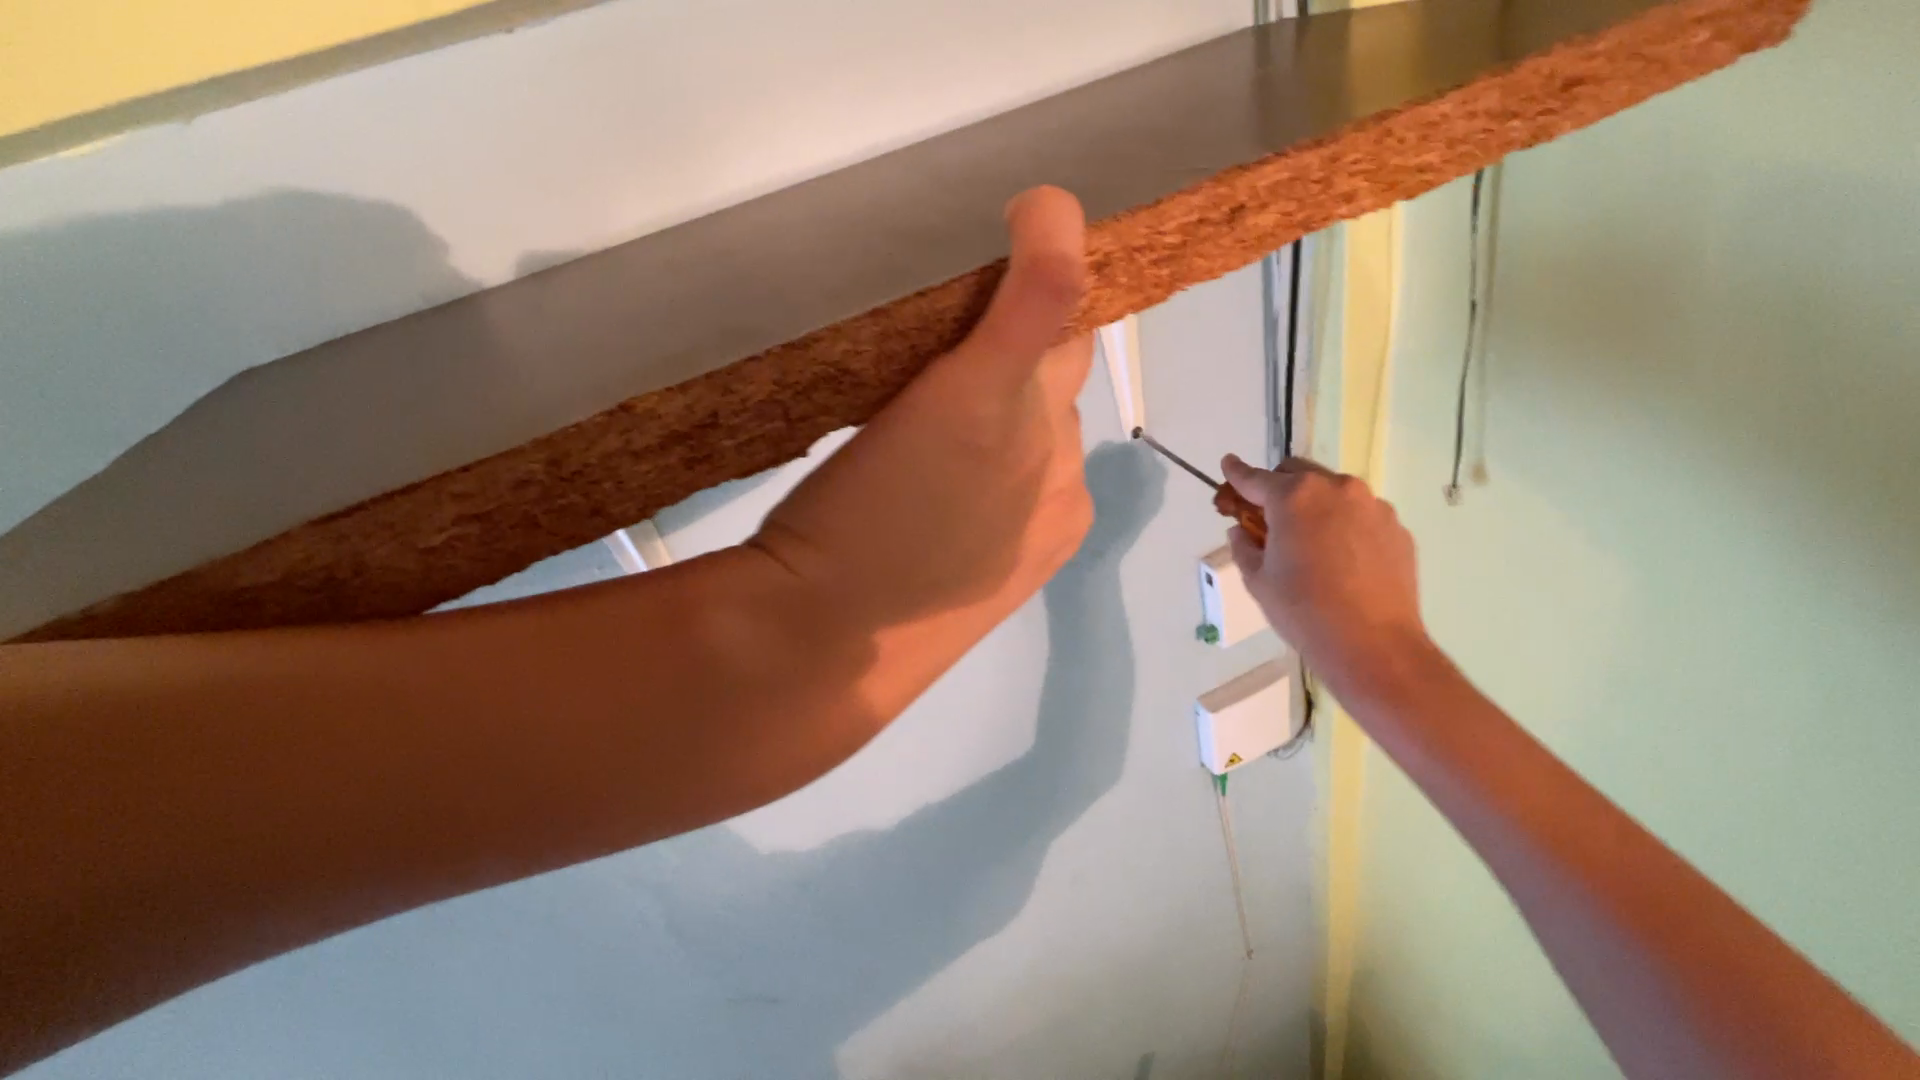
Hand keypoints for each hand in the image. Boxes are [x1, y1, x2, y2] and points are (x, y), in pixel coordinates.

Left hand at [751, 186, 1094, 653]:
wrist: (828, 635)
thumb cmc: (867, 610)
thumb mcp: (941, 561)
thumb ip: (969, 505)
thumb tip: (964, 464)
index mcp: (1061, 511)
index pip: (1062, 422)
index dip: (1033, 391)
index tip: (988, 373)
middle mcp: (1066, 464)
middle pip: (1063, 374)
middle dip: (1031, 350)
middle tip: (968, 330)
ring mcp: (1036, 428)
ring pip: (1044, 347)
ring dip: (1010, 322)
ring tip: (955, 308)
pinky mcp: (986, 392)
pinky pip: (1043, 301)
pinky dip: (1046, 247)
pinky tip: (1037, 207)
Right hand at [1221, 455, 1428, 685]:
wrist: (1372, 644)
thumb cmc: (1303, 610)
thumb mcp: (1258, 580)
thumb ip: (1245, 547)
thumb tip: (1242, 533)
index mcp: (1295, 497)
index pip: (1256, 478)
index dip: (1237, 473)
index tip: (1227, 463)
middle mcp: (1336, 489)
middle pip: (1299, 473)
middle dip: (1279, 488)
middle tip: (1269, 519)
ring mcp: (1372, 506)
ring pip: (1334, 492)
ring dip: (1315, 506)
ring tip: (1310, 543)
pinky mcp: (1397, 528)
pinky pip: (1361, 516)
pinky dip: (1344, 526)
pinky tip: (1342, 560)